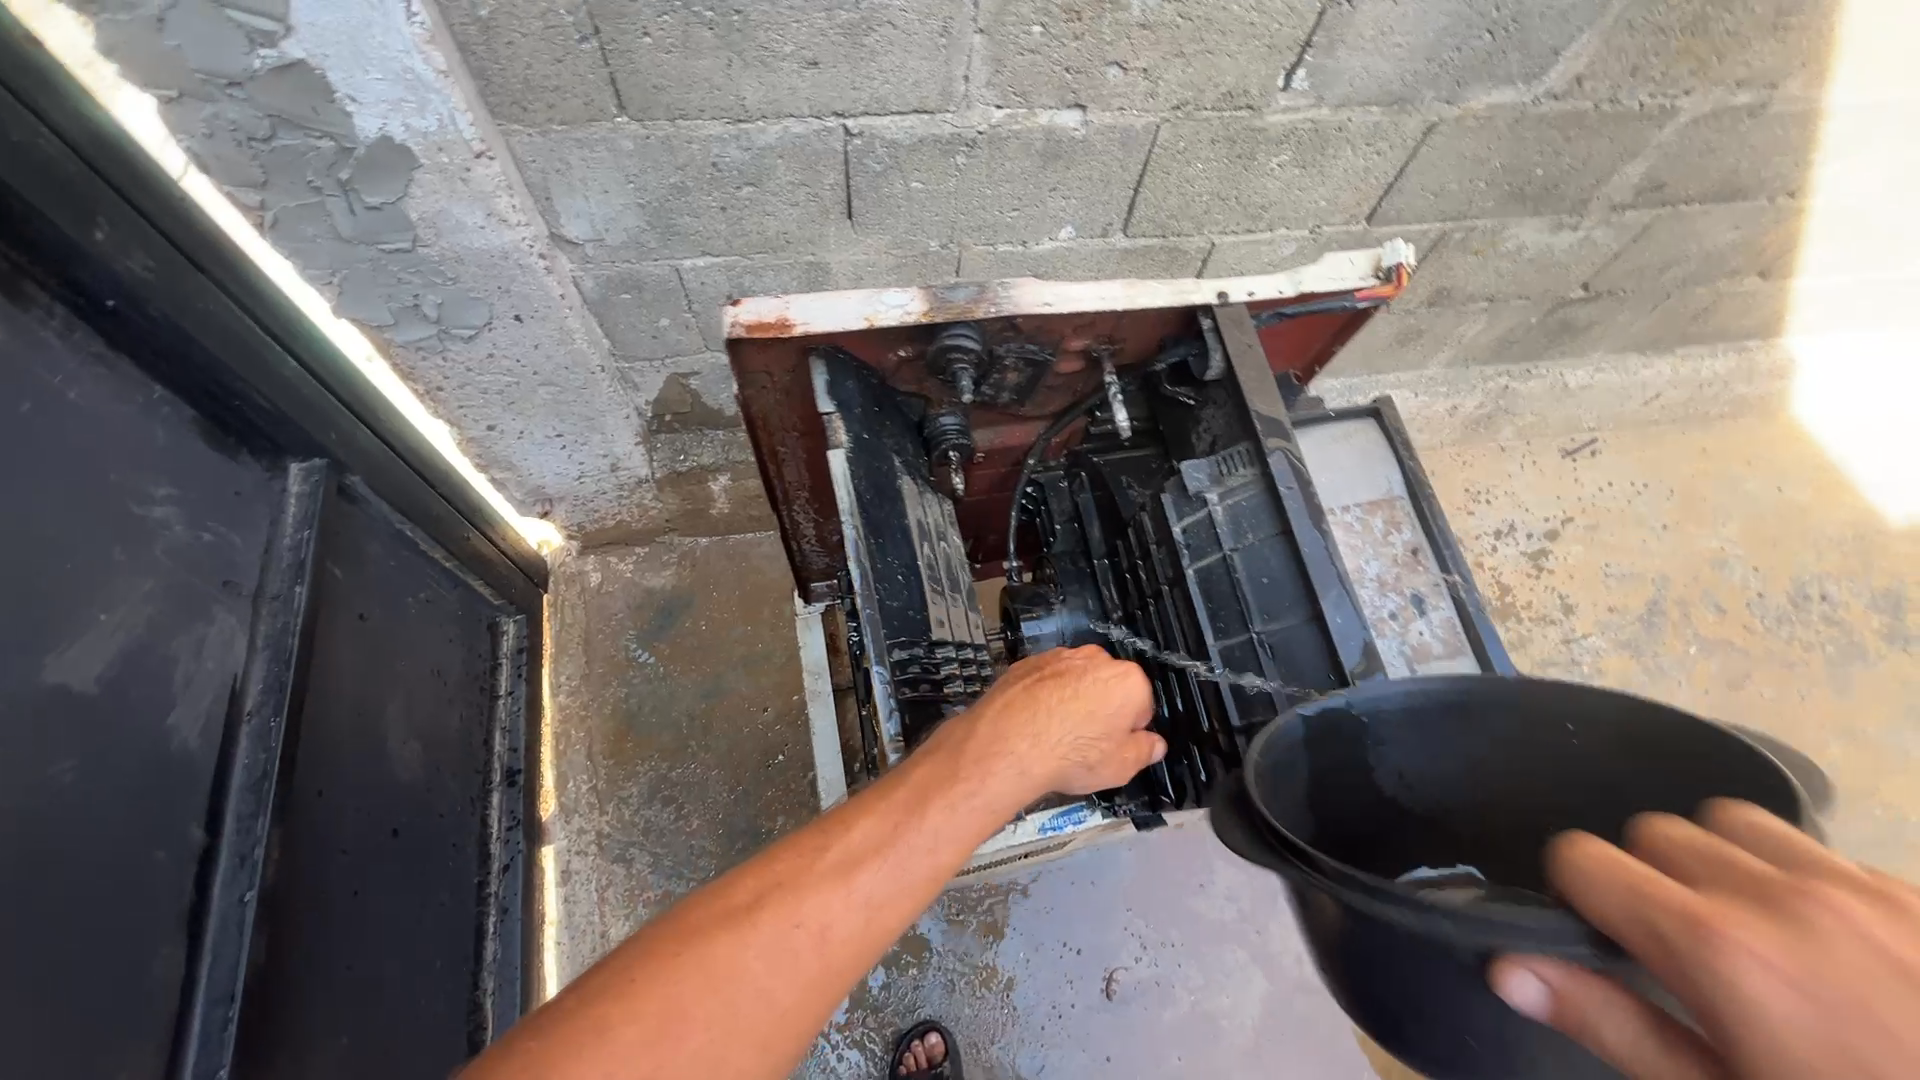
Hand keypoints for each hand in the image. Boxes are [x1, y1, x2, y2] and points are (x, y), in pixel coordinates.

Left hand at [948, 645, 1161, 799]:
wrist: (1007, 744)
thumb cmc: (1073, 756)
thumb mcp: (1121, 767)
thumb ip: (1145, 751)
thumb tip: (1154, 743)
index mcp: (1128, 680)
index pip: (1142, 704)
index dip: (1130, 729)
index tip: (1114, 746)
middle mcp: (1095, 658)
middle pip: (1108, 685)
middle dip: (1102, 707)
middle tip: (1085, 740)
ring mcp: (1057, 656)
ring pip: (1075, 679)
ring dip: (1071, 698)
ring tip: (1054, 733)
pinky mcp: (1025, 662)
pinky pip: (1044, 679)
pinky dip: (1043, 694)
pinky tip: (1032, 721)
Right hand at [1488, 799, 1919, 1079]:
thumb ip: (1610, 1024)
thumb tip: (1505, 968)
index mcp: (1714, 947)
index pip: (1581, 857)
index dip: (1574, 891)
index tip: (1600, 935)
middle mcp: (1778, 895)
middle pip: (1653, 831)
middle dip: (1647, 876)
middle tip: (1681, 949)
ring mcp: (1865, 889)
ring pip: (1734, 822)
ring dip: (1720, 860)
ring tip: (1754, 931)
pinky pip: (1829, 853)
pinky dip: (1806, 882)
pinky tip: (1846, 953)